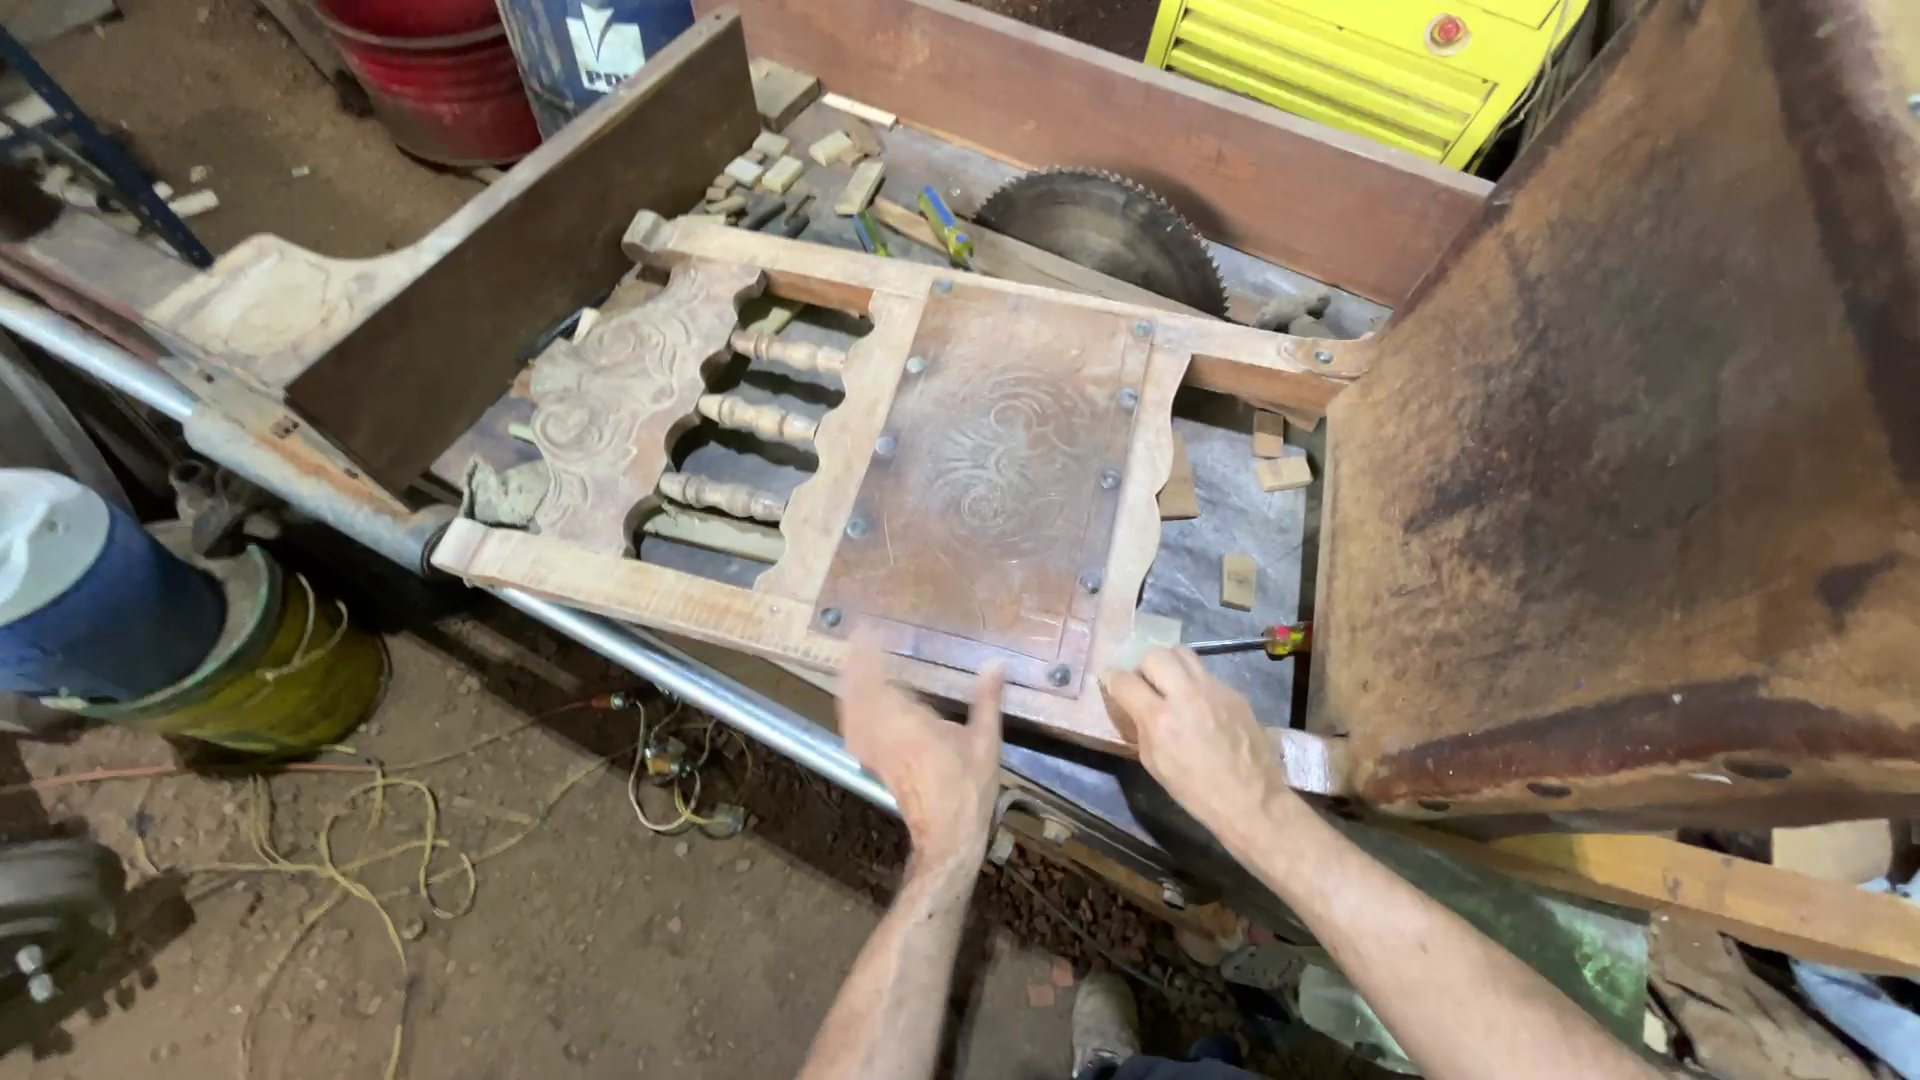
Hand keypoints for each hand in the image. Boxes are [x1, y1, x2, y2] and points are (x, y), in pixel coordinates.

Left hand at [838, 636, 1005, 869]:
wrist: (948, 835)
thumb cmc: (968, 787)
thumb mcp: (985, 741)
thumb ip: (987, 699)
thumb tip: (996, 663)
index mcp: (909, 724)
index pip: (880, 680)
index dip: (869, 655)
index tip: (867, 631)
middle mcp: (884, 734)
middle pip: (858, 692)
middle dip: (855, 663)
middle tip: (857, 638)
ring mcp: (874, 751)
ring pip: (851, 710)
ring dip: (849, 684)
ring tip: (851, 661)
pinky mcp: (874, 764)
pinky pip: (853, 730)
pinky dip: (849, 710)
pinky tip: (852, 703)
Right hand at [1103, 647, 1303, 844]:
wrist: (1252, 800)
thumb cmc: (1196, 791)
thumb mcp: (1154, 764)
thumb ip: (1141, 727)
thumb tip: (1134, 707)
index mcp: (1160, 719)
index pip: (1124, 680)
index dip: (1111, 678)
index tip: (1111, 681)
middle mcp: (1186, 696)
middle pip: (1155, 655)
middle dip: (1143, 667)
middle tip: (1146, 684)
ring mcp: (1214, 690)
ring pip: (1183, 653)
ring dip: (1170, 665)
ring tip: (1172, 685)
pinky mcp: (1235, 693)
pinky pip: (1206, 674)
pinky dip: (1194, 683)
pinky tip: (1200, 705)